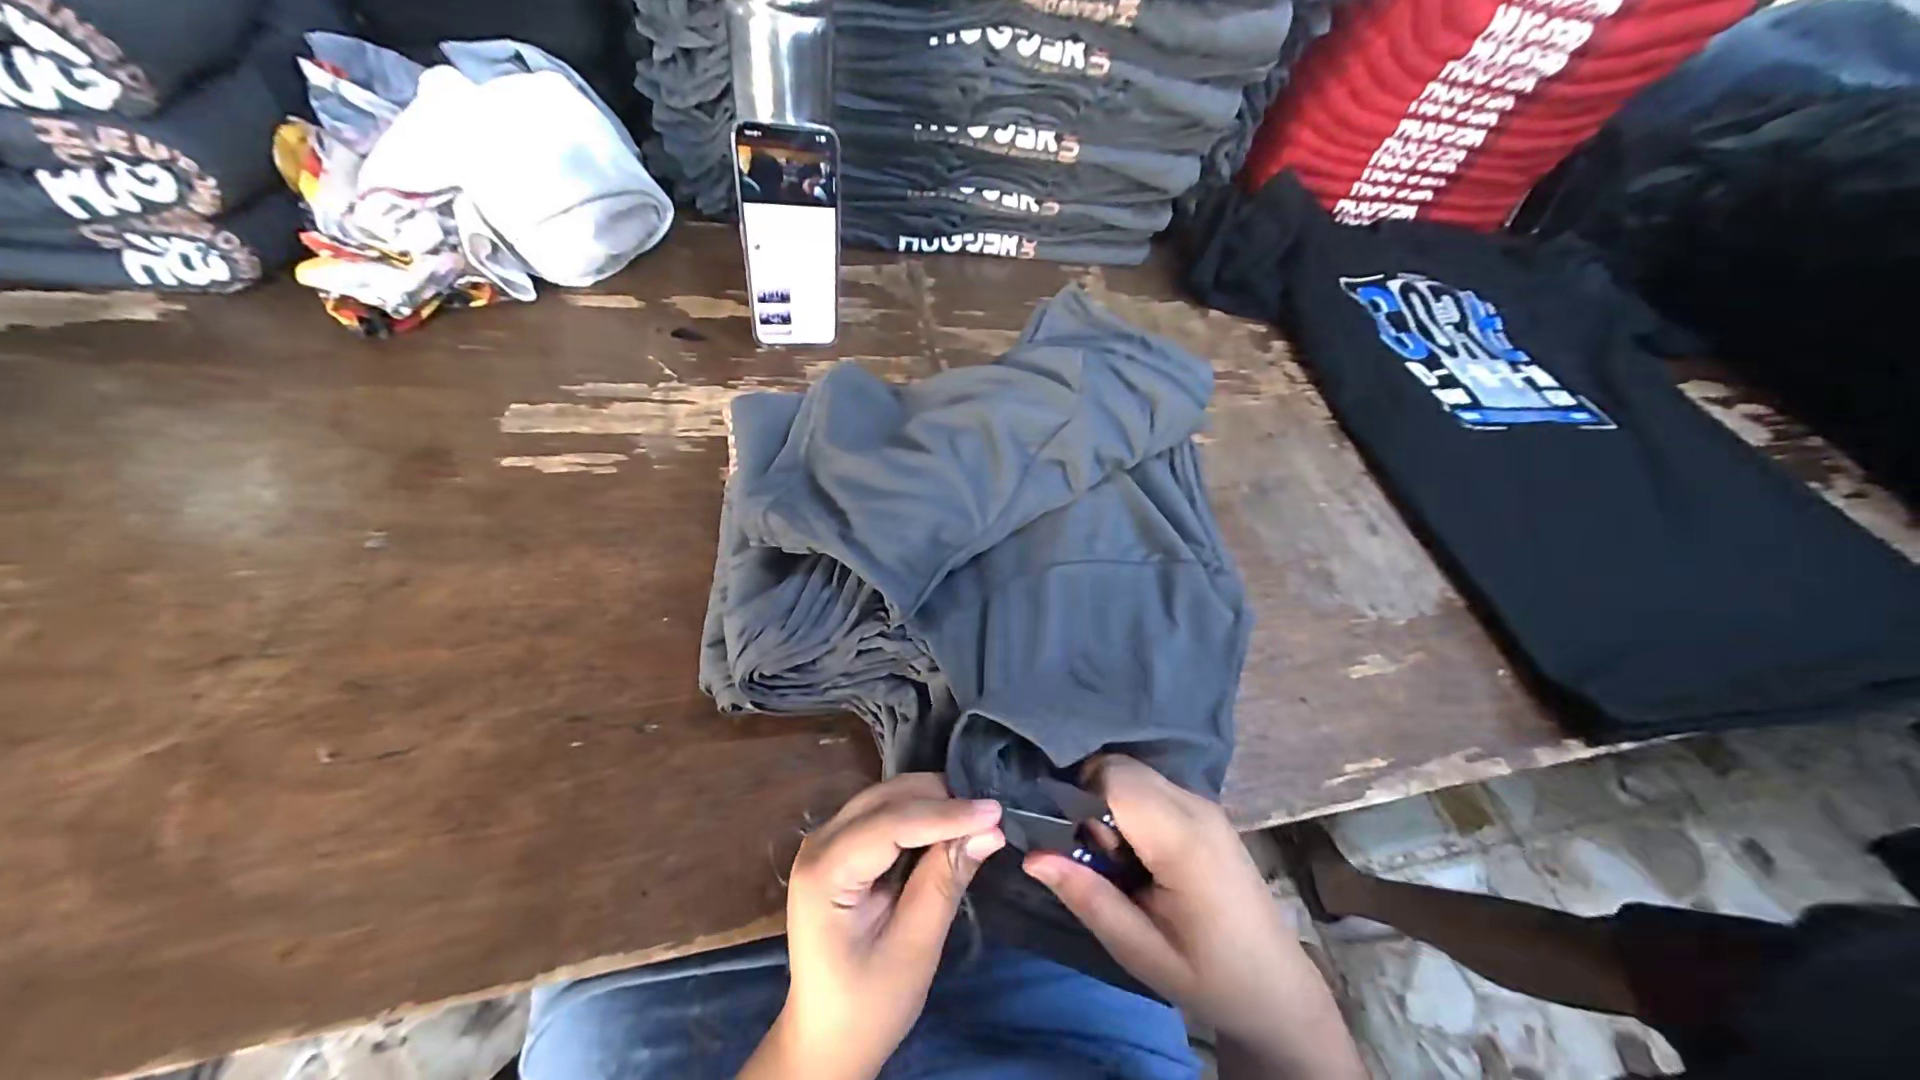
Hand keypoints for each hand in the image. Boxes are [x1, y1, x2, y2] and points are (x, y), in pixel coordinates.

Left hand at [741, 773, 1004, 1079]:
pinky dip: (921, 815)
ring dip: (933, 803)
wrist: (827, 1036)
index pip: (891, 822)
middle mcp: (819, 842)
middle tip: (992, 815)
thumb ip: (945, 881)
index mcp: (824, 871)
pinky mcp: (840, 847)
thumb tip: (990, 830)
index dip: (946, 813)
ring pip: (888, 798)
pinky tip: (950, 826)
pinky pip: (884, 813)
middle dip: (942, 801)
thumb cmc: (867, 1004)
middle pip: (888, 800)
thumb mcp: (913, 948)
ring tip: (978, 818)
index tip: (996, 811)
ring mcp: (826, 841)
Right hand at [1023, 756, 1364, 1079]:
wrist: (1277, 988)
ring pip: (1133, 773)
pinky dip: (1128, 806)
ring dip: (1109, 802)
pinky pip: (1150, 786)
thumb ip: (1086, 895)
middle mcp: (1195, 806)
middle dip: (1089, 797)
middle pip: (1120, 767)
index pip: (1114, 776)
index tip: (1070, 842)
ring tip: (1116, 860)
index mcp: (1182, 839)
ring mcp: (1204, 803)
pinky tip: (1137, 854)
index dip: (1078, 797)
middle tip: (1094, 855)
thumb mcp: (1139, 949)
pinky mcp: (1205, 809)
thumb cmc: (1208, 976)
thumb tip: (1031, 855)